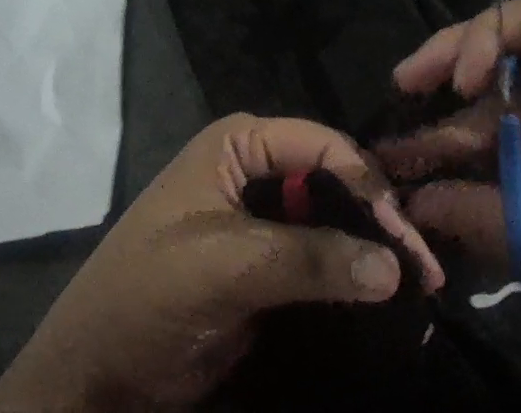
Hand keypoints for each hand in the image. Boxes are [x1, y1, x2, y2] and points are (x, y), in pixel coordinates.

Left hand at [0, 115, 443, 412]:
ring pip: (331, 222)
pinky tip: (384, 298)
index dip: (369, 184)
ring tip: (418, 287)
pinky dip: (350, 276)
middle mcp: (253, 170)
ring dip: (371, 252)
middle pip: (333, 182)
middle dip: (378, 220)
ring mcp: (260, 220)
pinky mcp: (264, 266)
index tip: (408, 238)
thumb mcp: (226, 266)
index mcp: (238, 145)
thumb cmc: (149, 296)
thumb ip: (310, 259)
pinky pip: (319, 260)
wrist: (95, 376)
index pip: (323, 146)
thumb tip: (394, 267)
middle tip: (425, 269)